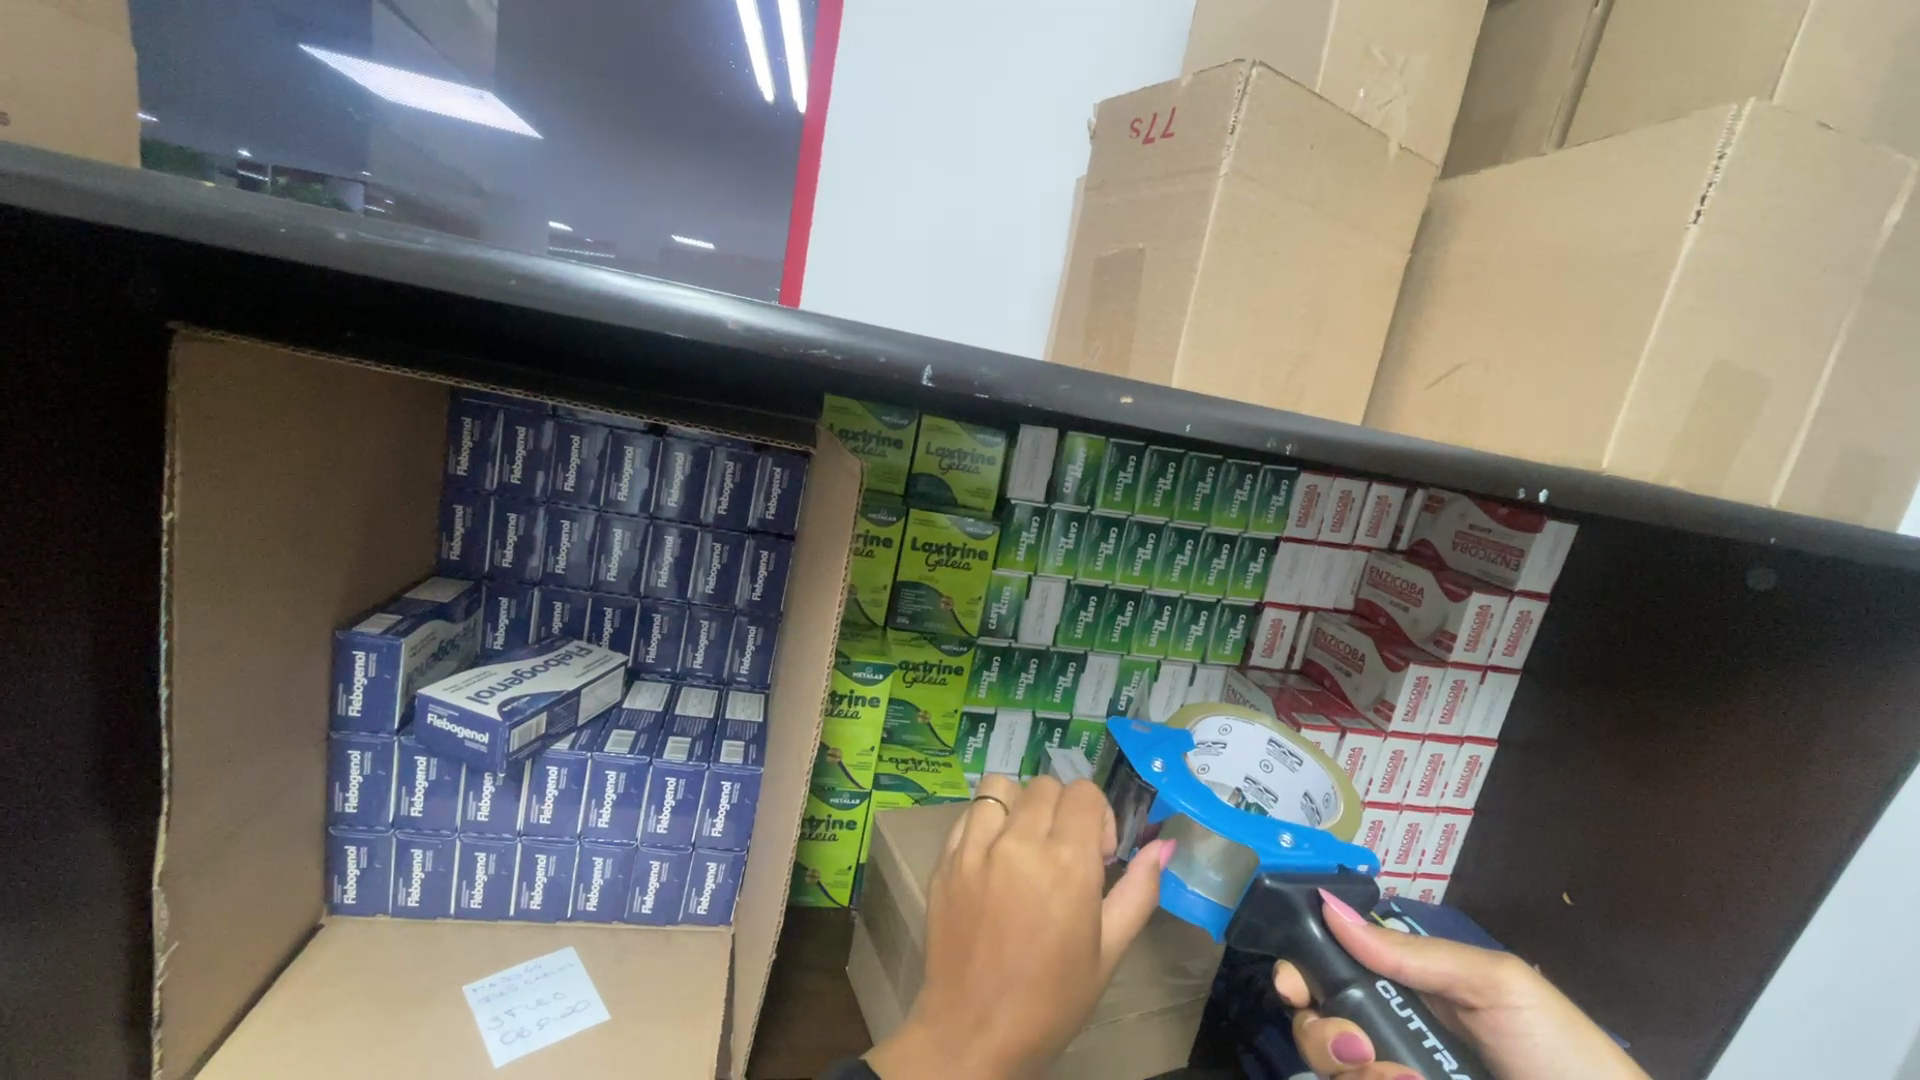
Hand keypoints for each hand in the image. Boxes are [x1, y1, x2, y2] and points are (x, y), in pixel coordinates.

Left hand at [863, 774, 1173, 1079]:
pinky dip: (985, 821)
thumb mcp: (1109, 951)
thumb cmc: (1052, 999)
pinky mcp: (945, 860)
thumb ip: (1139, 890)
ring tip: (1024, 843)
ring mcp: (975, 848)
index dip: (1098, 816)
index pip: (1084, 792)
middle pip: (1045, 786)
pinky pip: (967, 813)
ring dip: (1019, 806)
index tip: (1096, 854)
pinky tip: (993, 856)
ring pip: (1001, 787)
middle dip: (1063, 810)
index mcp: (1067, 862)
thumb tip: (1164, 845)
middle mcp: (1019, 842)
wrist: (974, 1033)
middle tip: (1063, 852)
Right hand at [1277, 890, 1648, 1079]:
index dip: (1298, 974)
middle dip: (1321, 1034)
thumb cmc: (1562, 1052)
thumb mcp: (1492, 985)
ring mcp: (1392, 1077)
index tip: (1295, 988)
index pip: (1327, 972)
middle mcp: (1389, 1037)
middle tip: (1357, 1048)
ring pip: (1334, 1071)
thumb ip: (1409, 952)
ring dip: (1354, 1072)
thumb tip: (1326, 903)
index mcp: (1403, 991)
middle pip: (1316, 1026)